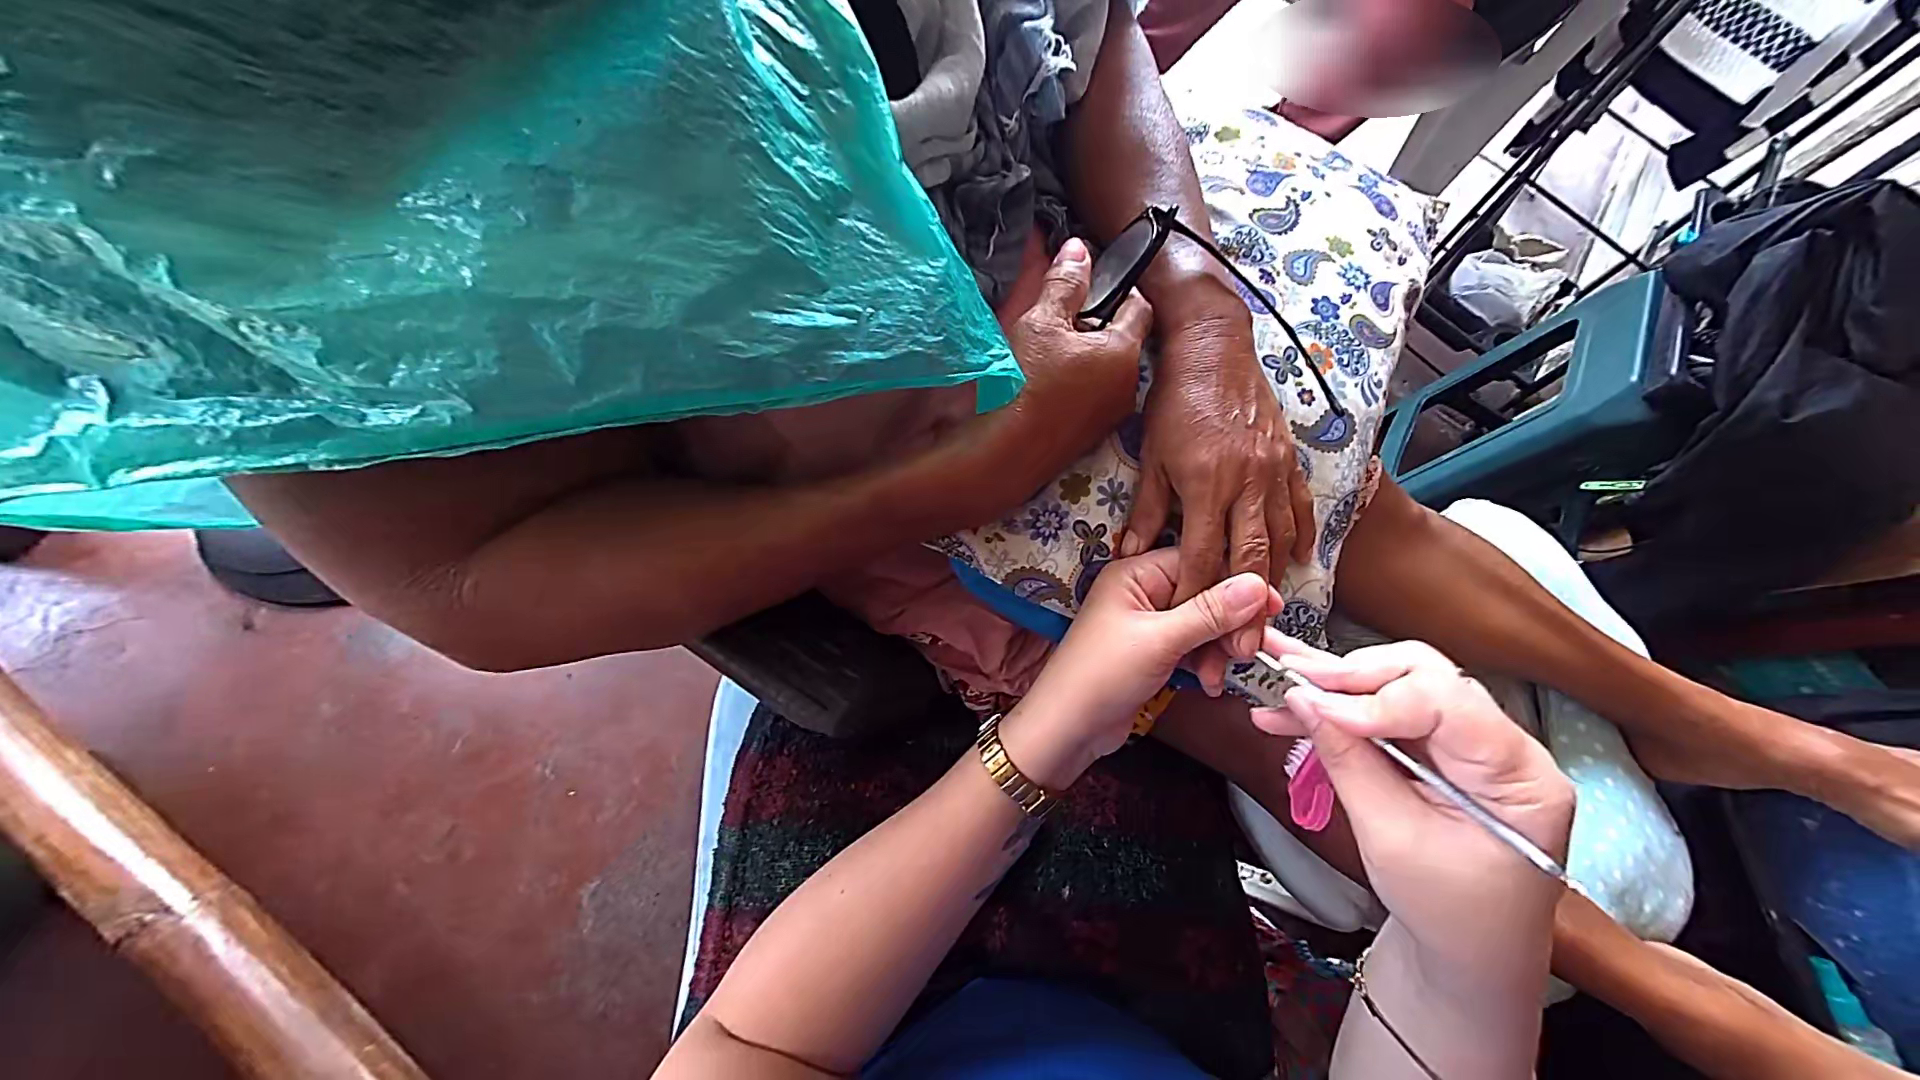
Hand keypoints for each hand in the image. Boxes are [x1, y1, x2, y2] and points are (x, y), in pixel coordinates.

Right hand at [990, 239, 1152, 491]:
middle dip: (1096, 325)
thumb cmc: (1026, 382)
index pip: (1138, 305)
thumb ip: (1064, 283)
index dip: (1116, 287)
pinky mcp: (1090, 436)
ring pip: (1105, 371)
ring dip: (1085, 357)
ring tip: (1048, 355)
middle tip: (1059, 320)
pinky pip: (1091, 397)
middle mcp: (1128, 385)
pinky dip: (1076, 385)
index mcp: (1125, 351)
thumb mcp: (1041, 322)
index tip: (1088, 284)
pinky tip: (1046, 385)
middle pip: (1122, 340)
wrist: (1006, 452)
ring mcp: (1110, 415)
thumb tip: (1078, 249)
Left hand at [998, 549, 1282, 788]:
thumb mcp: (1160, 641)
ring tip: (1214, 675)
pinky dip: (1205, 662)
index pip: (1198, 561)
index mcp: (1134, 574)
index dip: (1235, 584)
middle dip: (1228, 624)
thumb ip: (1210, 611)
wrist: (1069, 728)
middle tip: (1241, 652)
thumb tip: (1255, 583)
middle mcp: (1141, 591)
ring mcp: (1148, 621)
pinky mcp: (1153, 649)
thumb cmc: (1099, 677)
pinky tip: (1207, 683)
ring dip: (1217, 649)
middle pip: (1206, 593)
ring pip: (1204, 622)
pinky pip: (1193, 645)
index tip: (1268, 608)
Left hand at [1119, 306, 1314, 658]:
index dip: (1198, 599)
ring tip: (1271, 615)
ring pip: (1282, 538)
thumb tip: (1131, 553)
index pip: (1202, 557)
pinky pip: (1302, 506)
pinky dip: (1303, 537)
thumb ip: (1146, 511)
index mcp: (1205, 484)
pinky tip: (1301, 561)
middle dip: (1246, 609)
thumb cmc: (1175, 402)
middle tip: (1248, 649)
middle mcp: (1246, 483)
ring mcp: (1274, 471)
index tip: (1197, 632)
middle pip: (1249, 559)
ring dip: (1277, 580)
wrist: (1214, 349)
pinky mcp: (1289, 459)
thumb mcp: (1151, 457)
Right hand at [1249, 634, 1573, 972]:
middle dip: (1350, 675)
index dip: (1373, 698)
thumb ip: (1349, 762)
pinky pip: (1378, 709)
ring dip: (1333, 685)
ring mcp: (1465, 743)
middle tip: (1293, 678)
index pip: (1446, 701)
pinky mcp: (1433, 746)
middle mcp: (1499, 745)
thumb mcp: (1392, 838)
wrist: (1467, 950)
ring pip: (1393, 683)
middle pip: (1422, 675)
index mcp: (1520, 775)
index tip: (1314, 706)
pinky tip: (1294, 704)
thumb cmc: (1451, 912)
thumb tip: (1305, 701)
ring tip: (1279, 681)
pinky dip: (1334, 706)